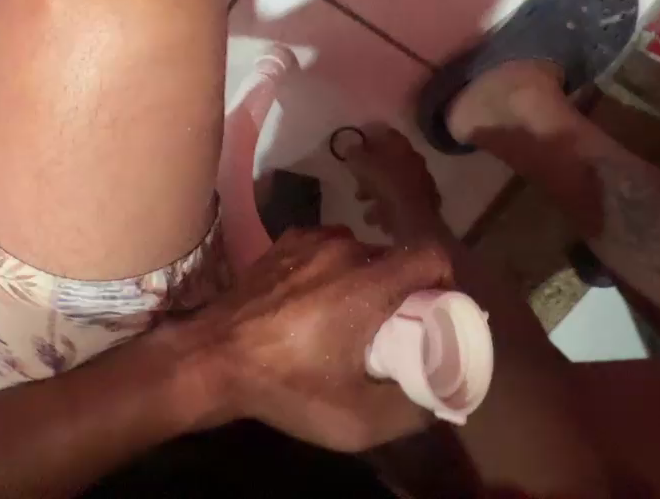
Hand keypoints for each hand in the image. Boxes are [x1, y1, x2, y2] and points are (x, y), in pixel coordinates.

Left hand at [190, 226, 455, 450]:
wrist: (215, 357)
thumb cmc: (288, 387)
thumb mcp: (358, 420)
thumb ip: (412, 408)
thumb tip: (439, 396)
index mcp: (368, 281)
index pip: (429, 255)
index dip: (444, 281)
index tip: (435, 312)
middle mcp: (344, 248)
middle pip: (394, 258)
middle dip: (402, 291)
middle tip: (391, 330)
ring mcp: (310, 239)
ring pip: (360, 252)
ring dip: (366, 280)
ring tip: (350, 318)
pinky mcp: (285, 241)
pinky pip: (327, 248)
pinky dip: (333, 269)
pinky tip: (316, 302)